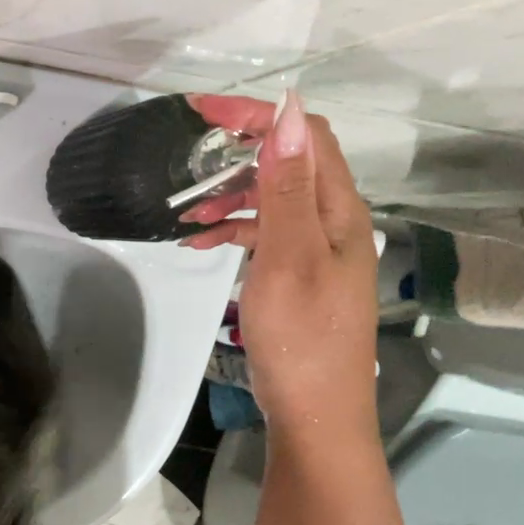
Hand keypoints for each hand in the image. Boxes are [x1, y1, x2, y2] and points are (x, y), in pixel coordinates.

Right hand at [178, 91, 379, 434]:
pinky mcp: (298, 276)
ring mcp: (317, 250)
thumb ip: (284, 190)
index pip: (304, 137)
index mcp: (338, 210)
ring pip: (272, 200)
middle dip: (237, 154)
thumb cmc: (301, 337)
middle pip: (289, 164)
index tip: (200, 114)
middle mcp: (334, 221)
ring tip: (185, 217)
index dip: (257, 116)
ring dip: (230, 196)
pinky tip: (202, 246)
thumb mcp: (287, 259)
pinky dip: (234, 232)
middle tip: (185, 163)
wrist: (315, 411)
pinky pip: (265, 235)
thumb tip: (286, 115)